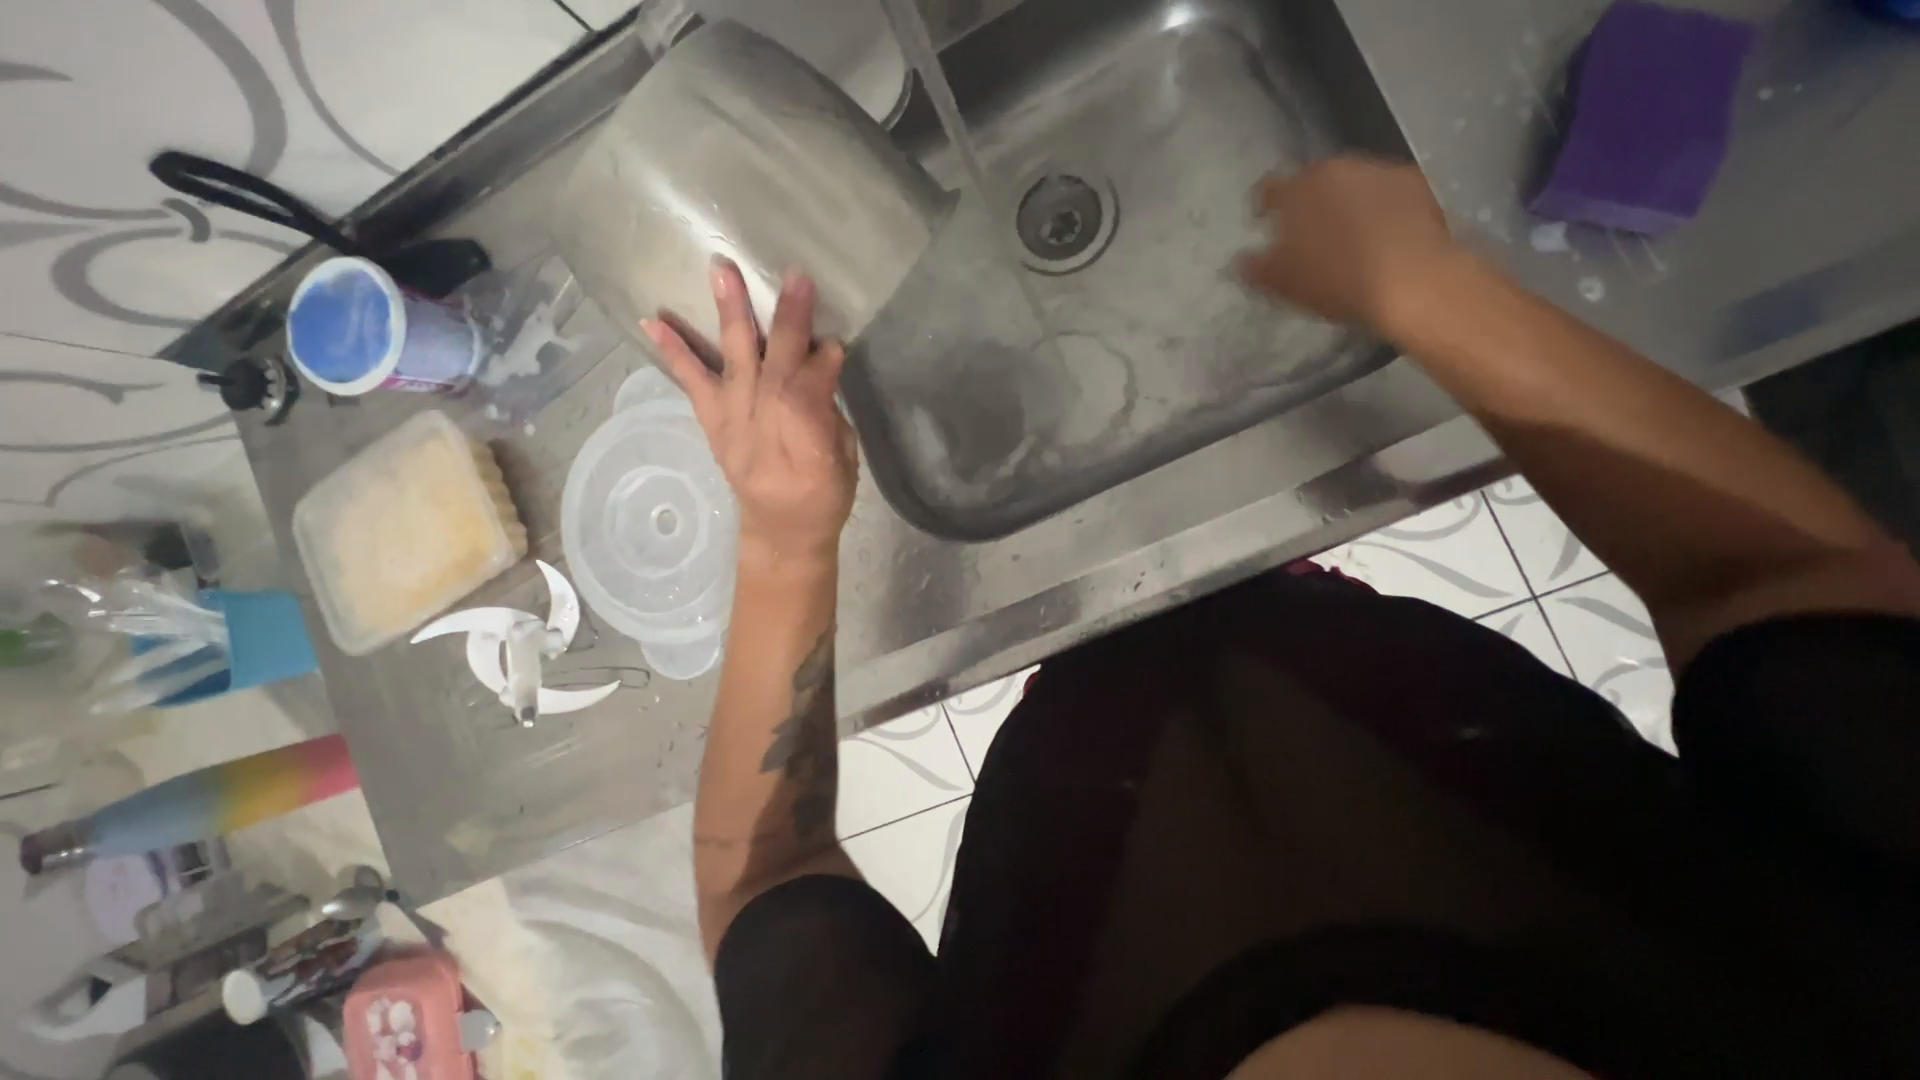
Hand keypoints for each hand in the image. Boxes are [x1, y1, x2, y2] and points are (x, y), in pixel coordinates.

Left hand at [643, 258, 858, 566]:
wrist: (781, 533)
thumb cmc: (823, 498)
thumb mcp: (845, 459)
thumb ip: (828, 411)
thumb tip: (819, 367)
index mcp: (806, 442)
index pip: (814, 384)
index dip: (824, 360)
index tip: (834, 343)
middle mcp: (764, 428)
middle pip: (777, 365)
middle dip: (789, 320)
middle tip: (796, 277)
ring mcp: (732, 424)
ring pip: (734, 361)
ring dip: (730, 314)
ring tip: (721, 272)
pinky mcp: (712, 423)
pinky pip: (691, 384)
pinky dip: (673, 352)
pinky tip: (651, 320)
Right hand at [1235, 155, 1461, 332]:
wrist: (1411, 280)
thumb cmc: (1335, 281)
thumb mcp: (1282, 284)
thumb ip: (1256, 267)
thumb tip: (1241, 260)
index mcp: (1296, 190)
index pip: (1267, 188)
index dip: (1262, 206)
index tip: (1264, 222)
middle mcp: (1335, 168)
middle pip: (1312, 180)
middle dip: (1308, 201)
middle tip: (1309, 233)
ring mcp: (1377, 170)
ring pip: (1350, 182)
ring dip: (1344, 201)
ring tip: (1349, 235)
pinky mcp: (1414, 180)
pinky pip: (1386, 190)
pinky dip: (1380, 205)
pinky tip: (1383, 232)